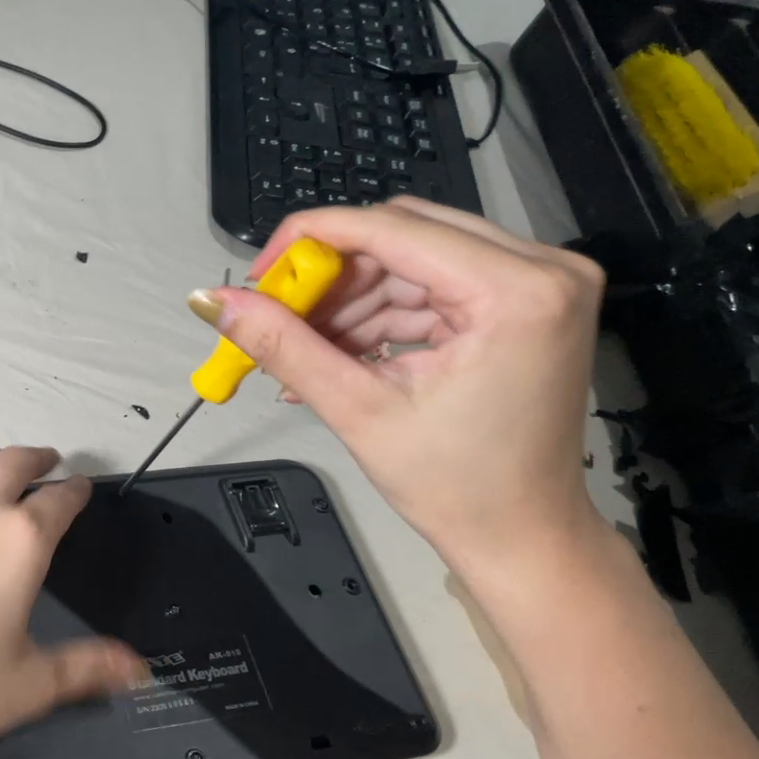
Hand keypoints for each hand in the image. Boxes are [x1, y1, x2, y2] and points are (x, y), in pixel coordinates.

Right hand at [199, 198, 604, 560]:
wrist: (519, 532)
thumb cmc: (456, 484)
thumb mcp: (355, 408)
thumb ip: (281, 345)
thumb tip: (217, 304)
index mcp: (515, 290)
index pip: (391, 227)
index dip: (310, 240)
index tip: (259, 273)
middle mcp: (540, 269)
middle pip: (402, 235)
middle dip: (330, 276)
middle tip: (277, 314)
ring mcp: (535, 285)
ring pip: (410, 261)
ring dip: (349, 302)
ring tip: (306, 351)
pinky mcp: (520, 305)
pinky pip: (430, 287)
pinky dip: (377, 316)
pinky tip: (337, 355)